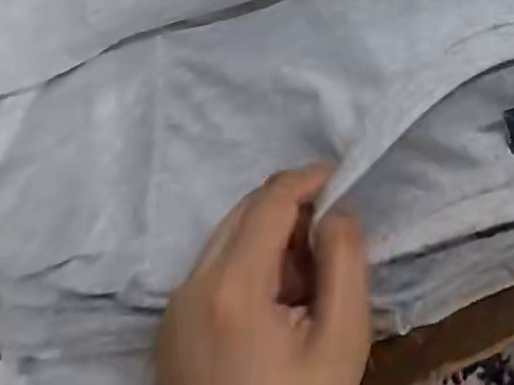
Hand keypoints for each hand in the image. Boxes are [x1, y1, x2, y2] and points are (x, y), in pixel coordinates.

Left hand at [156, 164, 370, 384]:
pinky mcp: (169, 331)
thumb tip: (335, 211)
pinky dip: (250, 260)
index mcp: (231, 288)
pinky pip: (214, 266)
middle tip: (330, 239)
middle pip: (246, 209)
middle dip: (293, 207)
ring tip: (307, 279)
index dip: (310, 177)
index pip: (271, 199)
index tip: (343, 177)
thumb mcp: (343, 336)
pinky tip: (277, 302)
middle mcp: (190, 288)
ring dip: (272, 233)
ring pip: (229, 234)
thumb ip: (345, 258)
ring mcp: (173, 312)